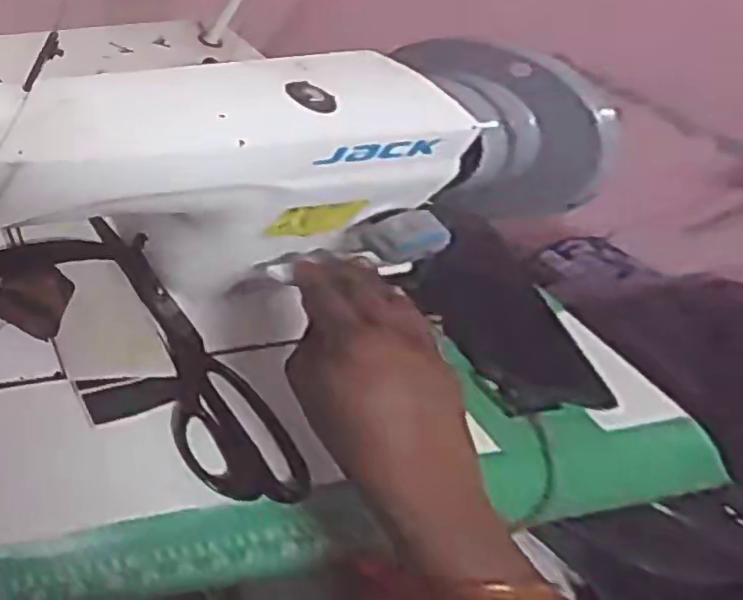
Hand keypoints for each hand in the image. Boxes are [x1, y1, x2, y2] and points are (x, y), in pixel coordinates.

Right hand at [287, 259, 541, 585]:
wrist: (422, 483)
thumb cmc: (351, 435)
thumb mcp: (307, 384)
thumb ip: (309, 344)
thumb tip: (318, 326)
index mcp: (350, 336)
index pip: (324, 290)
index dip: (308, 273)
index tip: (299, 265)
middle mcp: (389, 332)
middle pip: (363, 286)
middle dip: (341, 270)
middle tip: (326, 261)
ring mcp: (422, 345)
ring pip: (396, 297)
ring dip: (373, 281)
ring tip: (359, 271)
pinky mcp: (443, 362)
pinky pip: (417, 319)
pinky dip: (399, 303)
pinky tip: (391, 303)